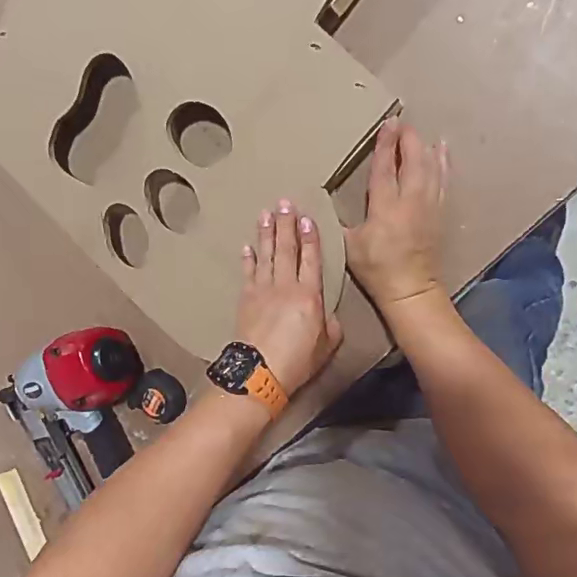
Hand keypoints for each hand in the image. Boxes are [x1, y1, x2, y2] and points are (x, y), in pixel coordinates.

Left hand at [235, 199, 343, 395]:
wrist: (260, 373)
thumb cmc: (298, 360)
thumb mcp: (327, 344)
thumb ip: (330, 326)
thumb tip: (327, 317)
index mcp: (309, 295)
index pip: (311, 259)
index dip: (310, 238)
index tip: (307, 219)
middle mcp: (286, 286)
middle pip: (286, 250)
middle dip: (286, 225)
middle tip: (284, 203)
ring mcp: (263, 291)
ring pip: (266, 255)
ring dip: (266, 233)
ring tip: (266, 214)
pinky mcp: (246, 300)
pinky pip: (248, 273)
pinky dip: (248, 259)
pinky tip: (247, 246)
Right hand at [345, 119, 447, 309]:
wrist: (411, 289)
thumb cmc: (377, 268)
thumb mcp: (349, 244)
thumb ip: (339, 220)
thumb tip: (320, 204)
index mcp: (385, 205)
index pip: (384, 166)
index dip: (385, 143)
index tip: (387, 124)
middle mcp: (410, 199)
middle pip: (413, 159)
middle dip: (407, 138)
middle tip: (401, 123)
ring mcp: (429, 205)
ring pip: (431, 166)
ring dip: (424, 147)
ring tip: (419, 132)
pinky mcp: (439, 213)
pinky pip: (443, 181)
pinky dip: (443, 163)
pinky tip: (442, 151)